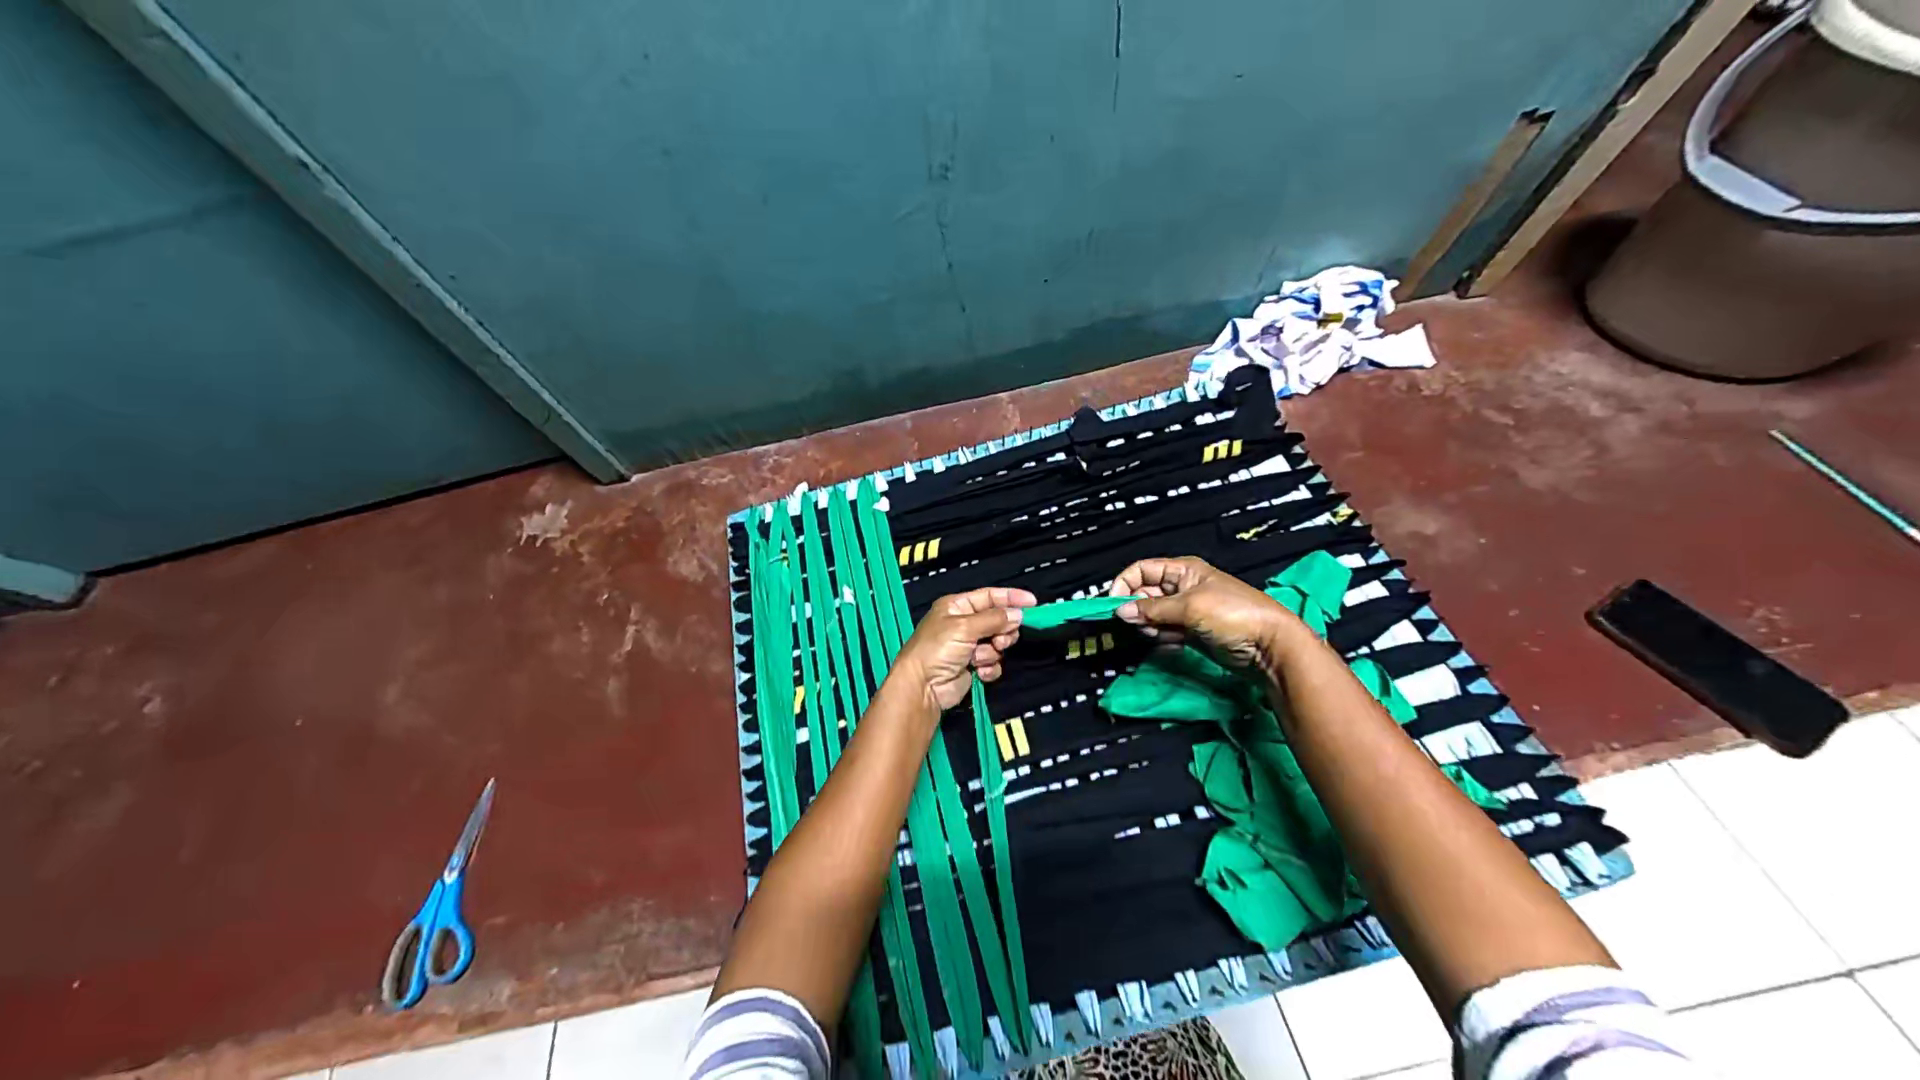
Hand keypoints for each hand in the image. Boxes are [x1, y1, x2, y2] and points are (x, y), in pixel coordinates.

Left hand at [884, 587, 1036, 713]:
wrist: (922, 686)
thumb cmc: (938, 648)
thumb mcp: (965, 627)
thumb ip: (994, 619)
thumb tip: (1018, 614)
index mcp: (957, 606)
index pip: (989, 596)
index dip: (1011, 598)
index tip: (1033, 603)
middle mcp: (963, 624)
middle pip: (997, 621)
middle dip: (1003, 631)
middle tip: (1001, 640)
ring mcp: (968, 646)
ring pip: (997, 643)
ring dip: (992, 651)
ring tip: (979, 657)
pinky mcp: (972, 666)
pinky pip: (992, 663)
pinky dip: (989, 667)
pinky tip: (978, 672)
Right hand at [1106, 556, 1309, 673]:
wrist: (1270, 645)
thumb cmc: (1232, 614)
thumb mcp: (1189, 607)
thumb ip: (1152, 609)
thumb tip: (1119, 611)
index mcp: (1182, 570)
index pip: (1141, 570)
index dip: (1124, 585)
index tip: (1113, 605)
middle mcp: (1181, 587)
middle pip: (1144, 594)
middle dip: (1138, 610)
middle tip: (1142, 625)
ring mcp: (1186, 611)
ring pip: (1152, 616)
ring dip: (1150, 627)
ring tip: (1161, 636)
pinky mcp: (1191, 632)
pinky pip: (1165, 632)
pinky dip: (1162, 639)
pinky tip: (1171, 646)